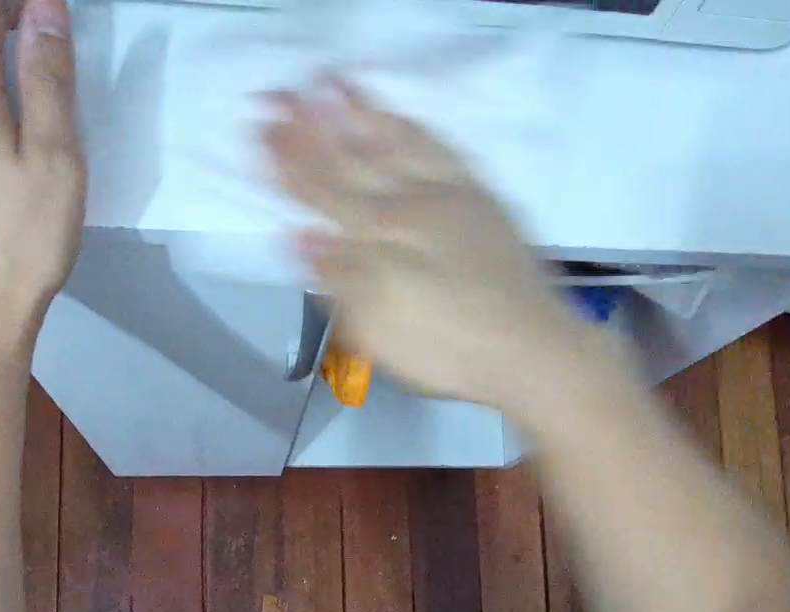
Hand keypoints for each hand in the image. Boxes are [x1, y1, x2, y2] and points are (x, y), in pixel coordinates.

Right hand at [262, 79, 597, 411]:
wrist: (530, 350)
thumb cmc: (446, 348)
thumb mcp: (378, 326)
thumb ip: (338, 277)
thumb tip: (298, 234)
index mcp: (378, 239)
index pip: (322, 192)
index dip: (288, 163)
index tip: (259, 131)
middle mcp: (409, 205)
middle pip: (351, 160)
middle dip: (311, 128)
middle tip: (279, 94)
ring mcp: (450, 197)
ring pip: (395, 145)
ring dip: (360, 115)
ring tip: (333, 84)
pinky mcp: (482, 202)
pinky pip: (442, 151)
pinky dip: (415, 129)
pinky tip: (400, 119)